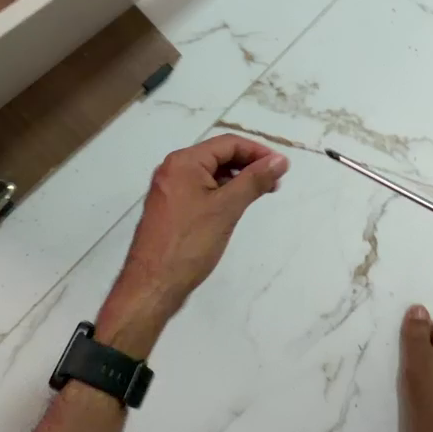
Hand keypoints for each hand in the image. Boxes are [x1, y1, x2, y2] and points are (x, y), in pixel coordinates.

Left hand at [96, 135, 289, 355]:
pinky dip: (221, 193)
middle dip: (248, 165)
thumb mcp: (227, 208)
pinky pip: (200, 190)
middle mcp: (173, 169)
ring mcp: (169, 189)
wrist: (151, 287)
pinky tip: (235, 206)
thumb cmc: (190, 244)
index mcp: (184, 162)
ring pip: (210, 174)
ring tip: (260, 194)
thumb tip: (281, 159)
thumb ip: (254, 180)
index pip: (228, 143)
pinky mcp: (170, 208)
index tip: (281, 167)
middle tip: (274, 182)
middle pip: (218, 156)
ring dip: (236, 179)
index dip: (257, 151)